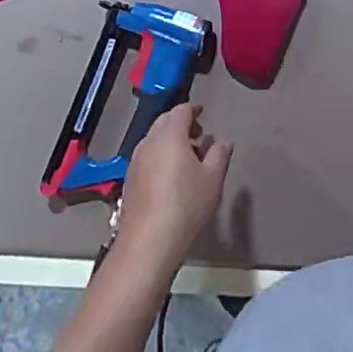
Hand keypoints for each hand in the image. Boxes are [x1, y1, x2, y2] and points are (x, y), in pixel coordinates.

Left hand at [116, 104, 231, 268]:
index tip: (202, 113)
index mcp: (169, 135)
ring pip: (155, 140)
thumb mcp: (213, 179)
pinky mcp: (130, 179)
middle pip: (165, 122)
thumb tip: (222, 143)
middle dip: (182, 125)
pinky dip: (161, 157)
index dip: (193, 110)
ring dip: (171, 142)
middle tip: (199, 136)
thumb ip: (220, 155)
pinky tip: (172, 177)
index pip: (181, 111)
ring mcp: (136, 160)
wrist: (149, 241)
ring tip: (189, 159)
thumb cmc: (185, 206)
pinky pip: (148, 157)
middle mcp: (149, 142)